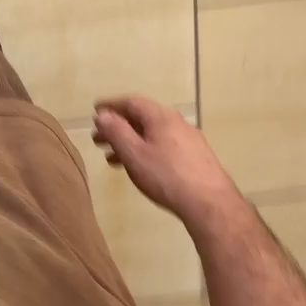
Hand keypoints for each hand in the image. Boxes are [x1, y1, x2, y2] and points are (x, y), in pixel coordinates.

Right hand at [92, 96, 244, 228]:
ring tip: (112, 158)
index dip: (111, 105)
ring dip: (130, 141)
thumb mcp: (133, 153)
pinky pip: (163, 145)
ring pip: (152, 134)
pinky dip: (145, 150)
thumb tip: (102, 115)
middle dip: (118, 127)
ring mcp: (189, 140)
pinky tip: (140, 167)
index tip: (95, 111)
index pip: (132, 102)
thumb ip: (116, 131)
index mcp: (161, 117)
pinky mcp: (196, 157)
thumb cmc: (165, 176)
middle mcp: (177, 123)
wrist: (210, 203)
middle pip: (142, 118)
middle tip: (98, 139)